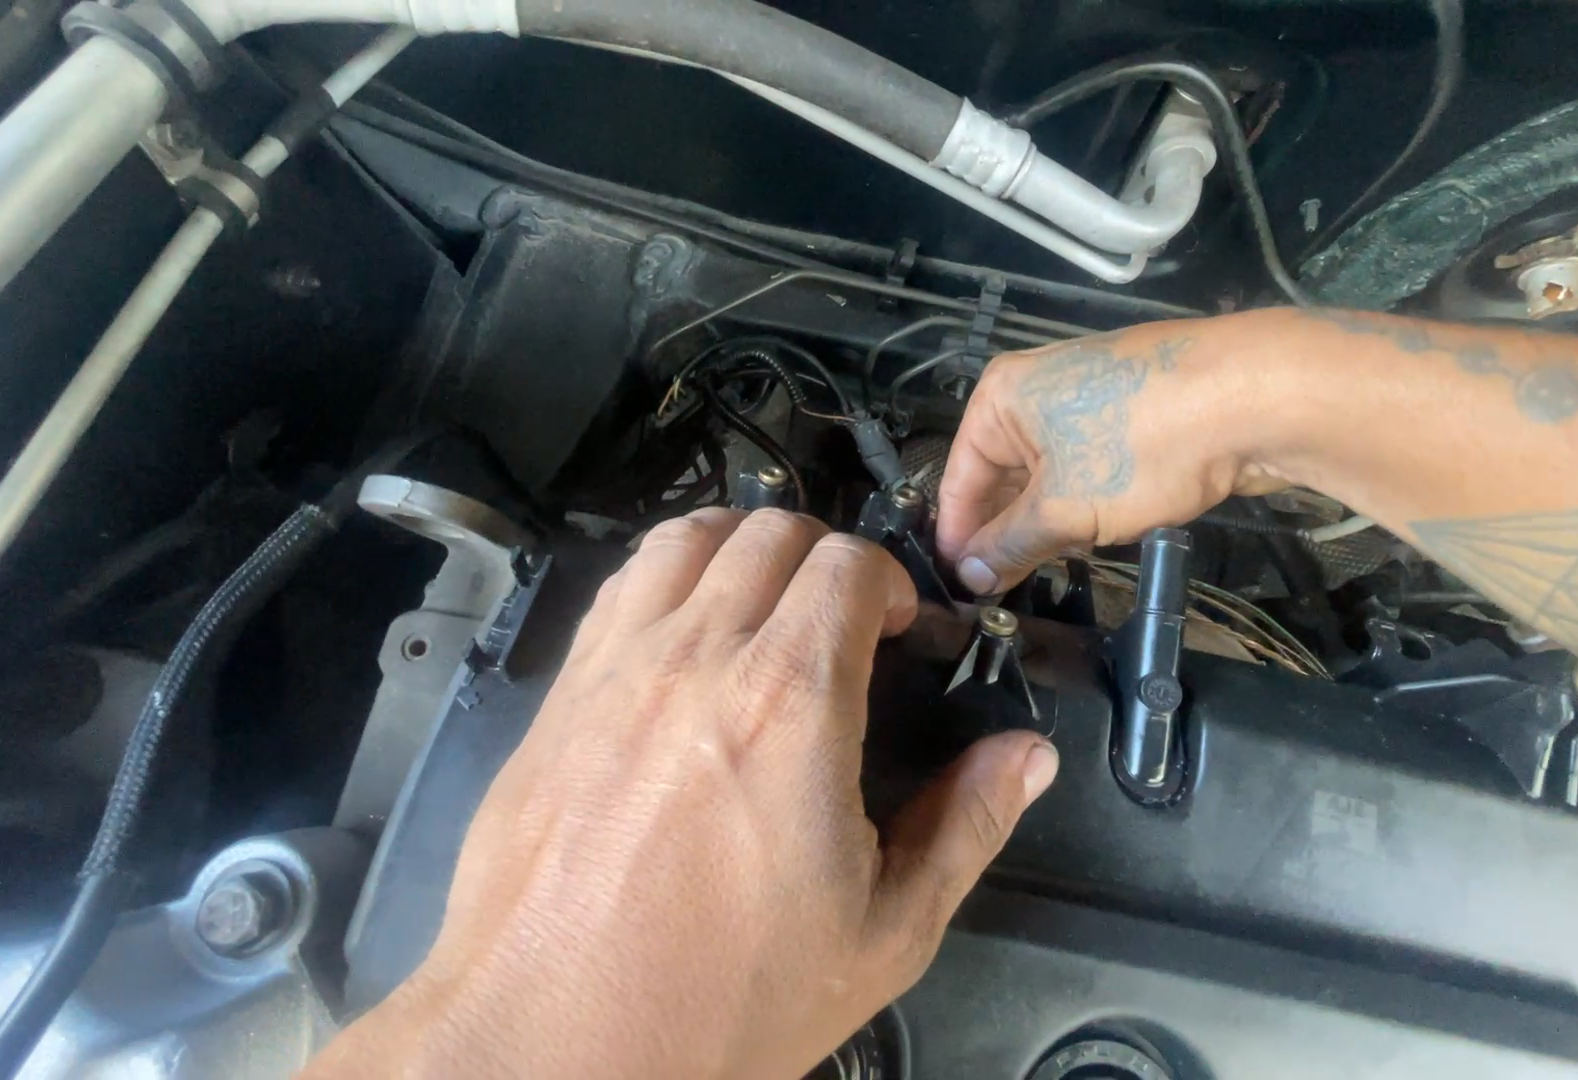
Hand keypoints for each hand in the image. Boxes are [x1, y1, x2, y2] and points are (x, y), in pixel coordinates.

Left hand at [309, 508, 1059, 1079]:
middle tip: (840, 617)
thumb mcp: (883, 932)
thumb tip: (1028, 754)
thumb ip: (966, 824)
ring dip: (746, 544)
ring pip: (693, 534)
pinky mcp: (566, 681)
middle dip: (826, 556)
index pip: (848, 564)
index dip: (888, 581)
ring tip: (766, 596)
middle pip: (774, 532)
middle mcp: (704, 653)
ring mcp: (623, 659)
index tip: (896, 627)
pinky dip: (674, 568)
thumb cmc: (725, 995)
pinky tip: (688, 617)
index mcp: (792, 700)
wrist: (548, 1036)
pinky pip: (626, 578)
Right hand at [937, 313, 1294, 592]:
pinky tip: (1087, 534)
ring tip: (1041, 567)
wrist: (1262, 397)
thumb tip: (969, 578)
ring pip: (1044, 475)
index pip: (958, 480)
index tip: (959, 587)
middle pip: (1000, 476)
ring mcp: (1085, 397)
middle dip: (1003, 532)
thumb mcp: (1063, 510)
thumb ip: (1008, 547)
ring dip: (1043, 521)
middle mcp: (1034, 390)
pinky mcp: (1128, 411)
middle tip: (999, 588)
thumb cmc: (1142, 447)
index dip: (958, 538)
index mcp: (1000, 398)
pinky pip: (1083, 465)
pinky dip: (1080, 501)